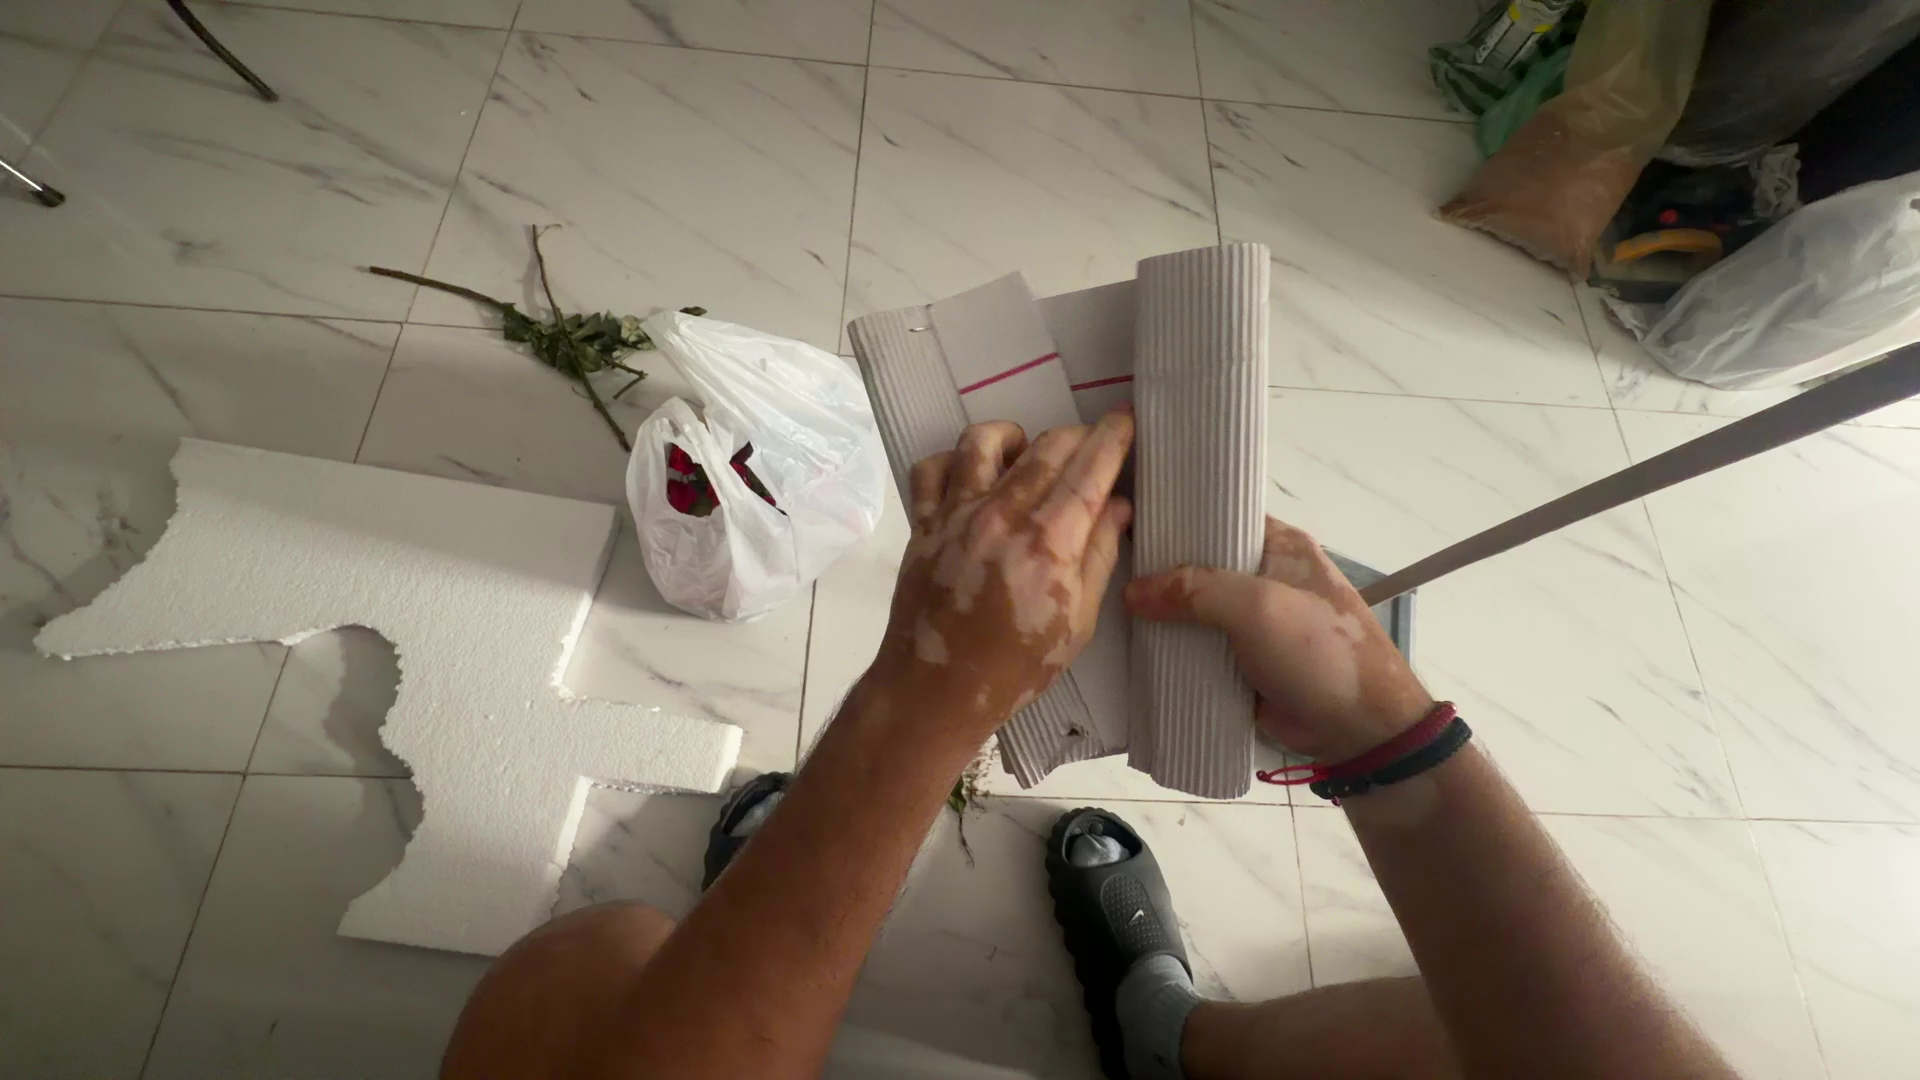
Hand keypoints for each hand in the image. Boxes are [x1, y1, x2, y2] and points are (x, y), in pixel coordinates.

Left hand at [867, 409, 1134, 747]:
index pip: (1090, 468)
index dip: (1114, 437)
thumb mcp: (1077, 623)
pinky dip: (953, 461)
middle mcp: (1002, 514)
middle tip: (1089, 448)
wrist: (936, 689)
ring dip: (1015, 437)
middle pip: (1046, 446)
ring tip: (1027, 455)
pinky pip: (931, 468)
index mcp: (1049, 542)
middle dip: (1077, 436)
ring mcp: (956, 514)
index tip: (1126, 419)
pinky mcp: (924, 523)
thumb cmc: (1015, 667)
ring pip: (984, 441)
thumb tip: (1118, 506)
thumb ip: (1098, 556)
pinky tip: (971, 477)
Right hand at [1124, 516, 1432, 761]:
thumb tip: (1130, 592)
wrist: (1359, 731)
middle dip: (1155, 565)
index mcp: (1277, 544)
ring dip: (1156, 608)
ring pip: (1189, 604)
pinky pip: (1191, 641)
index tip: (1125, 516)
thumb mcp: (1258, 606)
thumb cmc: (1319, 651)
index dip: (1173, 514)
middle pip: (1195, 561)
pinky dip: (1166, 642)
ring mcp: (1247, 618)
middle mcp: (1260, 574)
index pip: (1216, 515)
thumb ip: (1194, 590)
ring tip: (1106, 599)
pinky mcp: (1235, 656)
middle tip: (1104, 562)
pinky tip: (1128, 638)